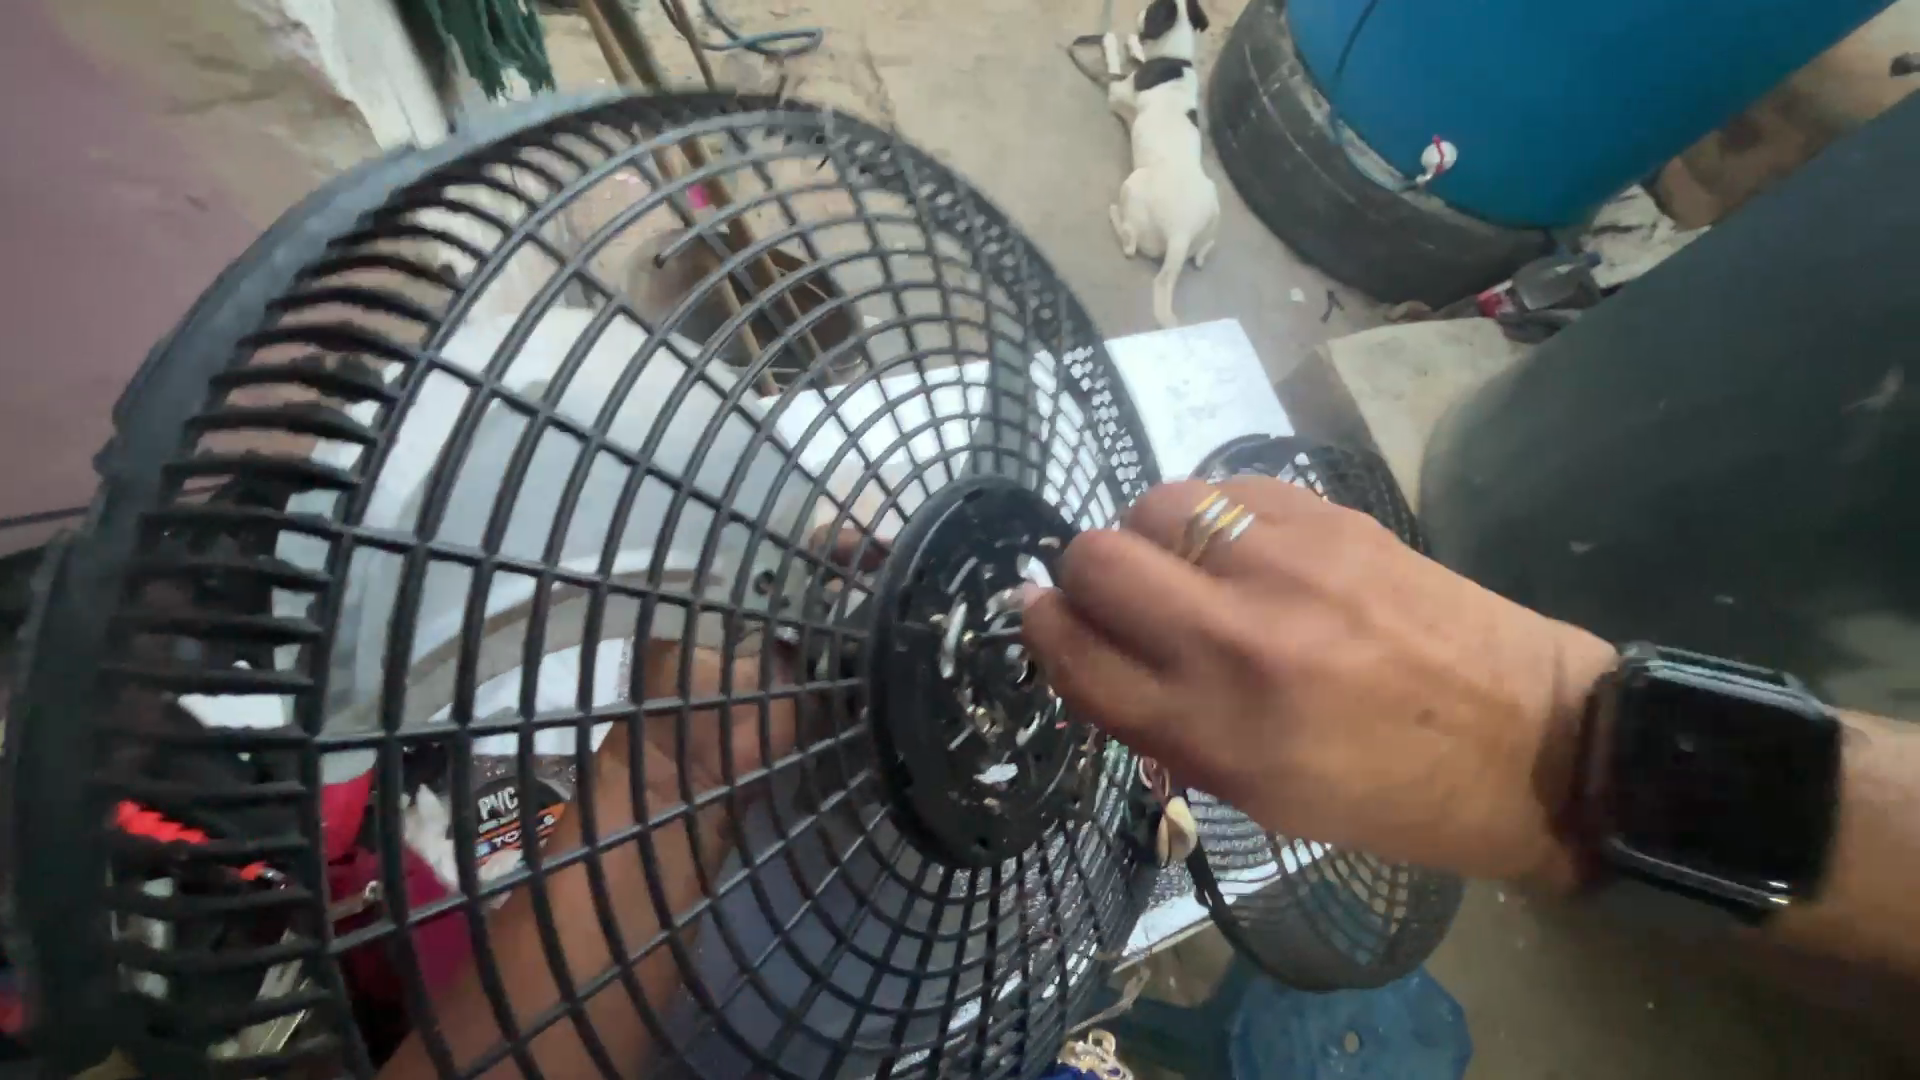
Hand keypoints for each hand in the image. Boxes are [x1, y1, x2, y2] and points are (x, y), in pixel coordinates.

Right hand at [1020, 477, 1619, 887]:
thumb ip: (1152, 718)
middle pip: (1092, 561)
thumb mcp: (1248, 790)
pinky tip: (1242, 546)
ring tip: (1185, 565)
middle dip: (1081, 575)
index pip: (1074, 656)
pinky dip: (1209, 517)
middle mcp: (1233, 641)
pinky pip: (1220, 488)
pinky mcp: (1328, 516)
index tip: (1042, 616)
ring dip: (1145, 537)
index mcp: (1210, 730)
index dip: (1042, 630)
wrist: (1530, 740)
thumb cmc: (1378, 792)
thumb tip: (1084, 646)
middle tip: (1114, 594)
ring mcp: (1283, 566)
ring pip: (1149, 506)